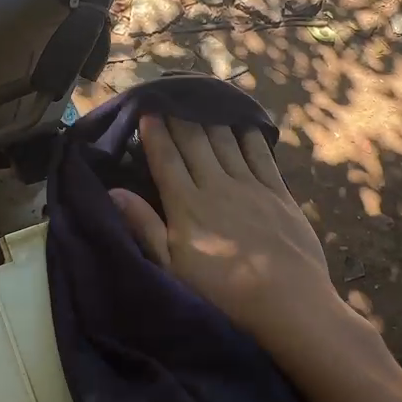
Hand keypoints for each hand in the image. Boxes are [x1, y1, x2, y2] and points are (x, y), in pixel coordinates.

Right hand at [109, 116, 342, 340]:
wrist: (289, 306)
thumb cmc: (222, 293)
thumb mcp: (172, 267)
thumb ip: (144, 226)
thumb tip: (112, 191)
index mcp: (186, 205)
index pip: (165, 158)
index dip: (155, 133)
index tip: (146, 110)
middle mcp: (216, 186)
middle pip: (194, 142)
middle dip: (179, 117)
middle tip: (169, 96)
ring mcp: (251, 187)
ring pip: (225, 141)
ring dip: (210, 118)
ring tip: (200, 100)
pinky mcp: (279, 194)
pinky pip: (261, 155)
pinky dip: (249, 135)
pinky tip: (242, 123)